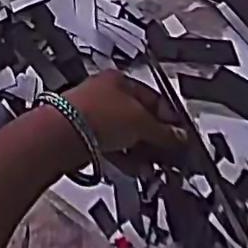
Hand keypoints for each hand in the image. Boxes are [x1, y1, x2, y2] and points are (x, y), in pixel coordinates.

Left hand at [62, 70, 187, 155]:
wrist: (66, 132)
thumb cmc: (96, 113)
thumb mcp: (142, 122)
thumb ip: (165, 132)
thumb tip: (179, 137)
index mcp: (118, 79)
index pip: (153, 97)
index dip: (170, 117)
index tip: (181, 135)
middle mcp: (105, 93)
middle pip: (139, 117)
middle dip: (155, 137)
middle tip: (170, 154)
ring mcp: (94, 113)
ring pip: (126, 134)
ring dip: (142, 151)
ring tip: (154, 165)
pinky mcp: (87, 133)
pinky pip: (114, 146)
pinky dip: (126, 157)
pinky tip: (136, 168)